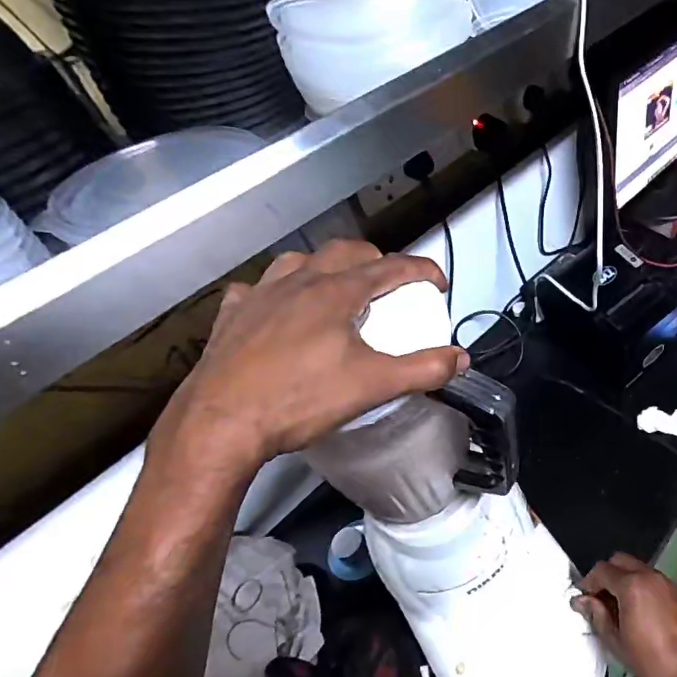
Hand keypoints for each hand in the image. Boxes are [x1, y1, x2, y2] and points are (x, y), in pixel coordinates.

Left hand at [149, 240, 466, 483]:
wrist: (220, 424)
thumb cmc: (295, 400)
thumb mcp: (374, 386)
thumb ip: (423, 369)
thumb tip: (456, 360)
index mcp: (335, 293)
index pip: (390, 267)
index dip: (420, 270)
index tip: (435, 281)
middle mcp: (297, 284)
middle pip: (344, 252)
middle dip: (374, 260)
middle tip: (390, 282)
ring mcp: (260, 297)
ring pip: (298, 262)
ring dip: (325, 267)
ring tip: (338, 288)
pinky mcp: (233, 318)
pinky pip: (255, 290)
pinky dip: (275, 292)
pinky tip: (278, 308)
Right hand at [573, 553, 676, 676]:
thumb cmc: (649, 659)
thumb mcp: (615, 640)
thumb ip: (597, 615)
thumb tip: (580, 600)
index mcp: (631, 585)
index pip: (602, 570)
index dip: (588, 583)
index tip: (584, 600)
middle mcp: (648, 575)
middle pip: (618, 560)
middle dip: (605, 575)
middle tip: (598, 600)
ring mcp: (663, 580)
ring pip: (634, 566)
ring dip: (621, 578)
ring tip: (616, 607)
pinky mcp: (673, 589)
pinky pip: (648, 576)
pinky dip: (636, 583)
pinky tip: (635, 609)